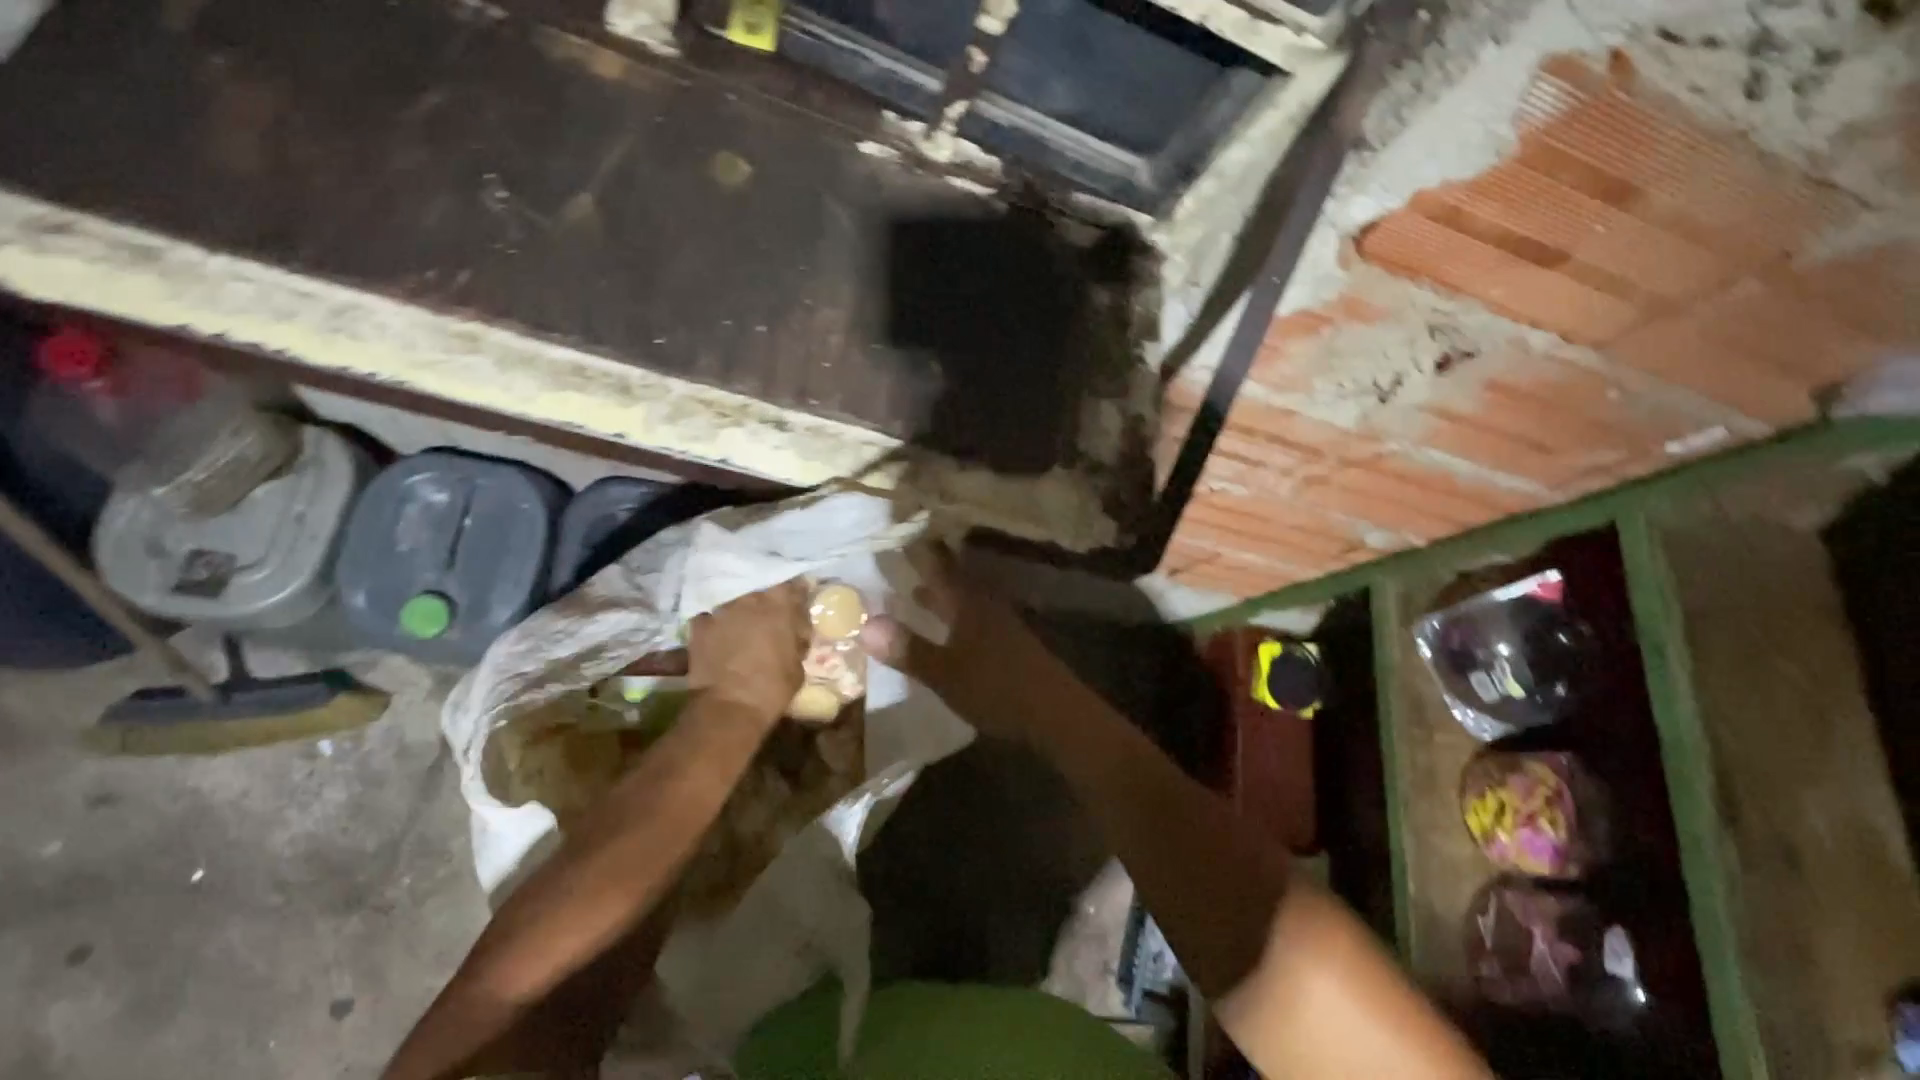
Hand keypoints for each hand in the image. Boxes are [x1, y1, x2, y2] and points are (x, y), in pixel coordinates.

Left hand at [687, 578, 810, 720]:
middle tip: (771, 628)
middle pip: (761, 596)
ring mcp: (721, 611)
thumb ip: (796, 640)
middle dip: (767, 609)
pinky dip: (715, 629)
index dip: (798, 595)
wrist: (730, 707)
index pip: (795, 586)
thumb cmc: (773, 687)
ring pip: (735, 608)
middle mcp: (749, 599)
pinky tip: (718, 644)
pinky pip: (710, 621)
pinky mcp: (698, 627)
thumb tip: (794, 634)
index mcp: (779, 604)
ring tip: (743, 638)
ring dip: (741, 618)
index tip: (800, 606)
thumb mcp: (798, 664)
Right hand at [864, 543, 1066, 742]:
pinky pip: (974, 621)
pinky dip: (955, 619)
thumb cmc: (997, 688)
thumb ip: (908, 649)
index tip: (900, 533)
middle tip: (900, 562)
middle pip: (954, 582)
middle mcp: (986, 606)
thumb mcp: (945, 673)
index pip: (940, 566)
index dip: (921, 551)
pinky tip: (947, 634)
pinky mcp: (1011, 646)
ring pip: (965, 602)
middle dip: (928, 573)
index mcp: (969, 604)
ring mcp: (1002, 626)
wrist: (1057, 714)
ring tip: (916, 596)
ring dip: (942, 598)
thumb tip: (864, 624)